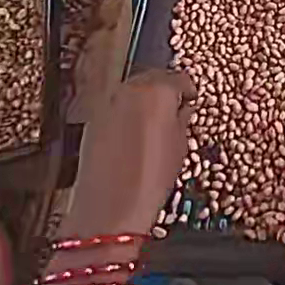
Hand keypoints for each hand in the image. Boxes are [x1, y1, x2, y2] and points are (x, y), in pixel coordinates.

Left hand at [62, 69, 195, 237]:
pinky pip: (117, 105)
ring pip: (133, 89)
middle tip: (175, 108)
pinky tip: (134, 133)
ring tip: (155, 122)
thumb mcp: (180, 145)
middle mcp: (131, 90)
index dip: (189, 90)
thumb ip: (182, 118)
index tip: (191, 100)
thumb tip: (183, 110)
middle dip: (166, 90)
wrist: (111, 206)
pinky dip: (127, 112)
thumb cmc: (149, 178)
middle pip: (153, 77)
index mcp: (158, 90)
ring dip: (145, 100)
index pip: (180, 78)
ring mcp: (109, 103)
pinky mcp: (94, 118)